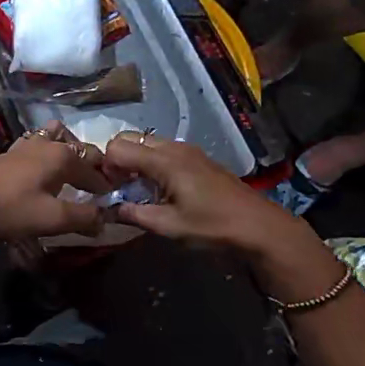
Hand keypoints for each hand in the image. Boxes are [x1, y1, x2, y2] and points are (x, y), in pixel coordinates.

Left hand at [0, 123, 116, 240]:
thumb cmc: (11, 207)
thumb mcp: (53, 219)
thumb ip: (85, 218)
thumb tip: (106, 219)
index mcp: (65, 156)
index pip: (98, 170)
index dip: (109, 187)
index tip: (114, 202)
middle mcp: (50, 144)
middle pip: (82, 150)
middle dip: (95, 167)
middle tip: (98, 190)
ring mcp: (28, 145)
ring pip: (60, 140)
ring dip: (71, 153)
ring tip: (72, 174)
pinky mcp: (10, 153)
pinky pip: (40, 145)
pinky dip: (49, 154)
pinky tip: (43, 171)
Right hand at [100, 131, 308, 254]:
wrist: (259, 226)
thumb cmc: (213, 226)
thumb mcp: (169, 226)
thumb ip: (134, 215)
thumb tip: (108, 211)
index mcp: (164, 161)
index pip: (117, 147)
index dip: (106, 166)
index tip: (109, 189)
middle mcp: (173, 148)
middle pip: (130, 139)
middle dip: (117, 160)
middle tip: (120, 188)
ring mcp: (187, 151)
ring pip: (146, 144)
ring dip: (134, 162)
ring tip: (137, 191)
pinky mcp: (196, 158)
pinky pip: (162, 151)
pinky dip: (150, 163)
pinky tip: (158, 189)